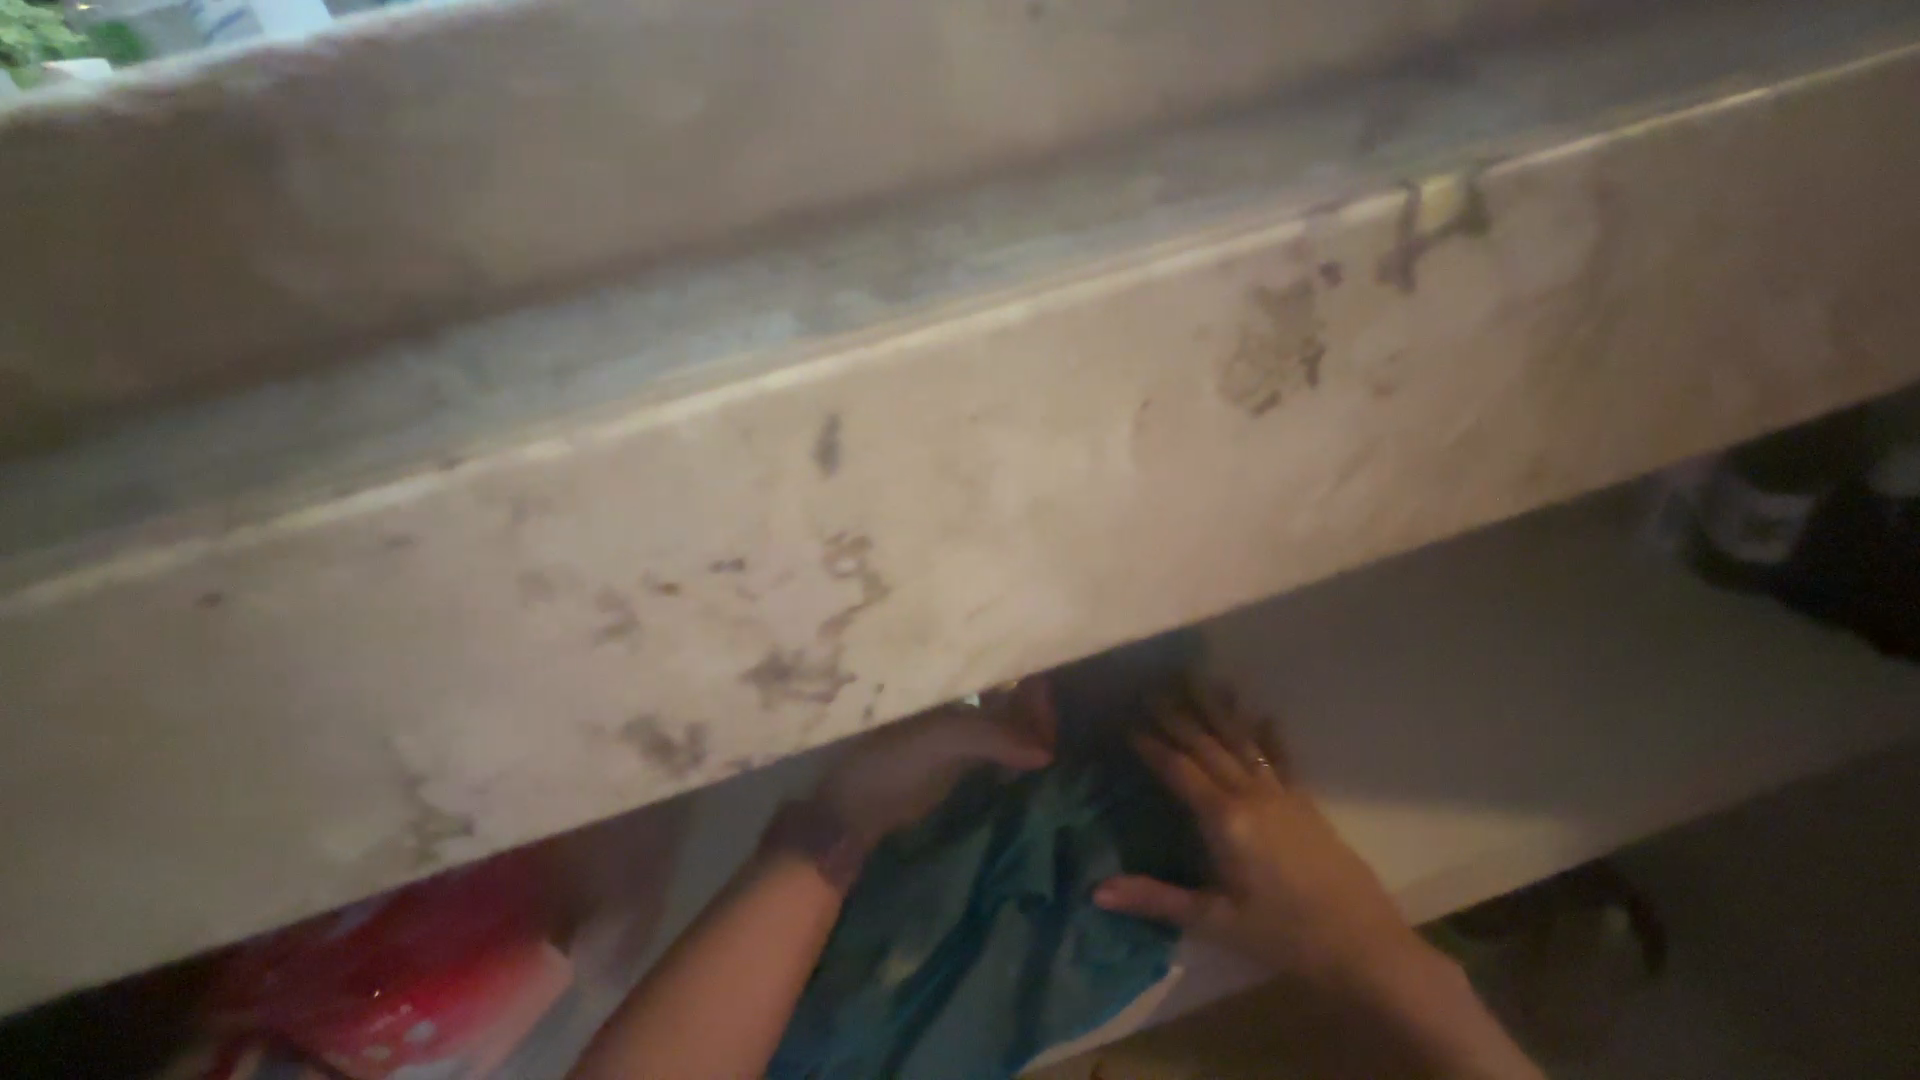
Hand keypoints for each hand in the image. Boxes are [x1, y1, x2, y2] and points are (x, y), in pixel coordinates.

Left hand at [815, 679, 1054, 848]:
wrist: (852, 815)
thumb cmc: (890, 764)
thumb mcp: (941, 740)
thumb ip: (992, 736)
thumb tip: (1047, 751)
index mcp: (945, 683)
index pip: (998, 670)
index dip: (1027, 683)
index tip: (1051, 706)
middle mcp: (952, 701)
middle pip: (1006, 696)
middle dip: (1033, 711)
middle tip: (1056, 736)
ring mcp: (954, 733)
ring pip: (1004, 723)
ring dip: (1028, 733)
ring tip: (1053, 748)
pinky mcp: (956, 764)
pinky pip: (997, 750)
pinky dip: (1017, 754)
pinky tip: (1034, 763)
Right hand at [1093, 685, 1426, 992]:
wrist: (1364, 946)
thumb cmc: (1283, 934)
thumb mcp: (1214, 921)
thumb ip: (1156, 899)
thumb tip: (1096, 891)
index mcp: (1224, 820)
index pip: (1179, 770)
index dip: (1153, 746)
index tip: (1128, 724)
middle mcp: (1251, 795)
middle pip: (1208, 746)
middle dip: (1178, 717)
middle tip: (1152, 689)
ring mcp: (1282, 795)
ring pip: (1243, 742)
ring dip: (1219, 711)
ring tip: (1200, 681)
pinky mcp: (1306, 803)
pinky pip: (1281, 759)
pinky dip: (1269, 735)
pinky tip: (1264, 715)